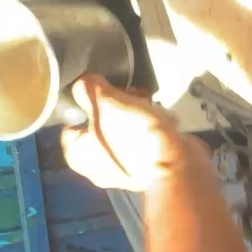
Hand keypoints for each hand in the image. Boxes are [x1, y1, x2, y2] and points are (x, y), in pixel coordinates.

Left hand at [60, 76, 196, 190]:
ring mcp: (125, 168)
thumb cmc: (134, 136)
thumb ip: (88, 87)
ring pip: (125, 129)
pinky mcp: (150, 167)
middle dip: (119, 104)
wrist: (179, 167)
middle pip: (101, 122)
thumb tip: (86, 82)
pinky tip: (165, 122)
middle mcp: (97, 165)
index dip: (87, 100)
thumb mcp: (105, 102)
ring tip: (153, 107)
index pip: (72, 119)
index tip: (104, 89)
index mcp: (77, 153)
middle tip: (134, 95)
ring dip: (140, 114)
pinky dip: (155, 129)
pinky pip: (146, 141)